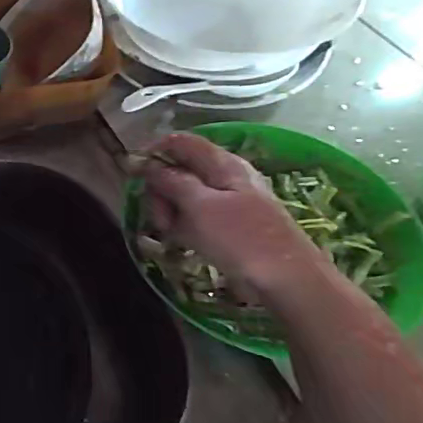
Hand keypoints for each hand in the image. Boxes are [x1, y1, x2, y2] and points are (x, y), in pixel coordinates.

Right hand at [142, 133, 328, 296]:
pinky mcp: (235, 224)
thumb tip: (147, 165)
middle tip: (158, 220)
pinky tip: (185, 243)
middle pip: (181, 169)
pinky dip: (187, 225)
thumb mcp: (199, 207)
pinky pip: (200, 215)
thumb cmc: (242, 239)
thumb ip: (171, 181)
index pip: (180, 142)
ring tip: (172, 236)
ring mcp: (232, 200)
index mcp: (222, 163)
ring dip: (172, 211)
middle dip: (161, 190)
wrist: (289, 280)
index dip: (153, 153)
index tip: (133, 177)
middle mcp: (228, 175)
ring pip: (188, 195)